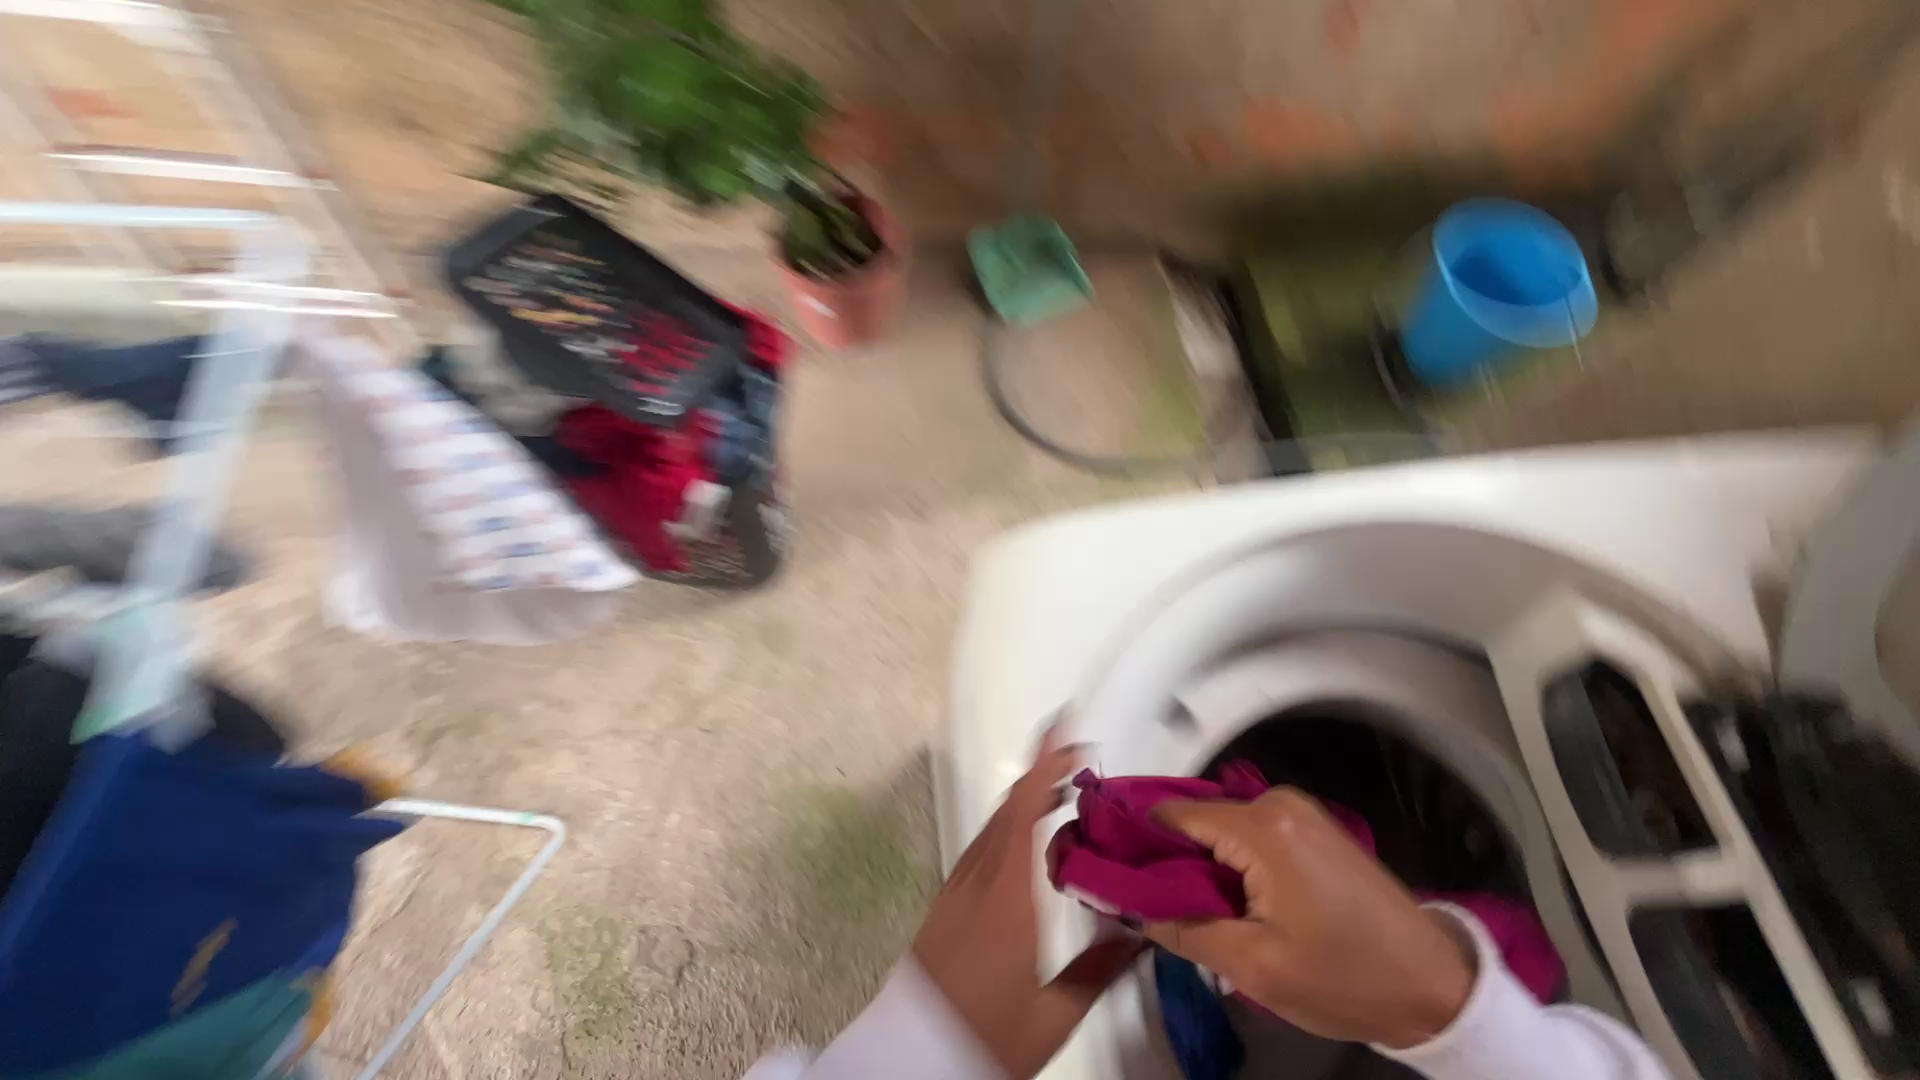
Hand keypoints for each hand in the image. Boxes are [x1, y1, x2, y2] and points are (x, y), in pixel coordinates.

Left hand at [913, 730, 1144, 1078]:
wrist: (911, 1053)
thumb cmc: (985, 1031)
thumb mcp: (1053, 1013)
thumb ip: (1099, 969)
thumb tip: (1140, 934)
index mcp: (1008, 893)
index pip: (1025, 808)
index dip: (1045, 761)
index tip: (1066, 727)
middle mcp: (979, 876)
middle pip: (1010, 805)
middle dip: (1043, 772)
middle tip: (1080, 760)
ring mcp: (958, 885)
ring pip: (995, 823)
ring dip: (1027, 798)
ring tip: (1064, 794)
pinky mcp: (947, 899)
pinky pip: (984, 844)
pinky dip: (1011, 825)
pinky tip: (1030, 843)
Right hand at [1144, 788, 1475, 1048]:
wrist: (1436, 987)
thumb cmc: (1347, 977)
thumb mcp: (1255, 966)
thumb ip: (1184, 931)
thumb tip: (1133, 911)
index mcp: (1263, 828)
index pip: (1172, 816)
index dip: (1136, 842)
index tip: (1112, 870)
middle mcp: (1278, 803)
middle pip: (1196, 817)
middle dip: (1168, 856)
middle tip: (1150, 899)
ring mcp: (1299, 811)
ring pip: (1221, 825)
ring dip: (1201, 861)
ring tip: (1191, 906)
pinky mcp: (1312, 826)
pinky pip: (1249, 830)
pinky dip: (1230, 857)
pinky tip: (1228, 896)